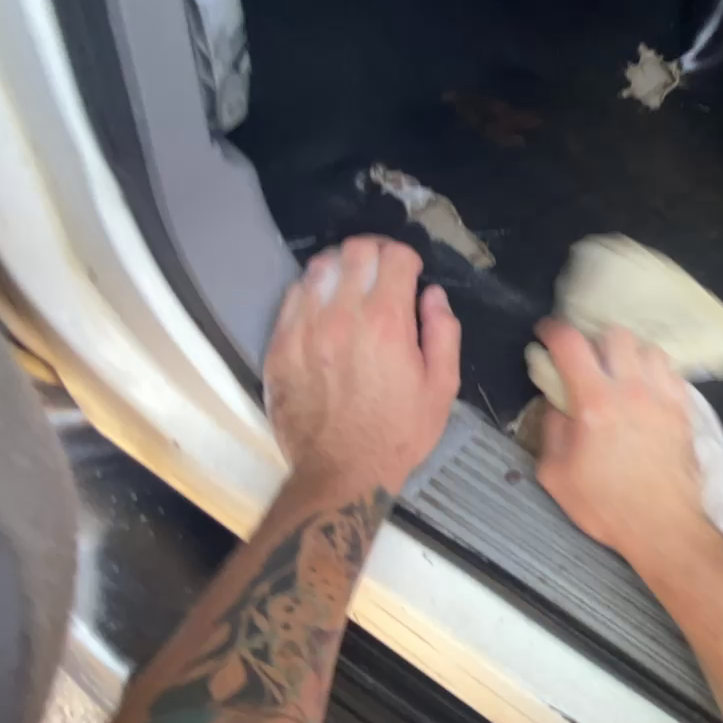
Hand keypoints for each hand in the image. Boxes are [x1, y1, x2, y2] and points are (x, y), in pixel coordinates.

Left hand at [265, 235, 461, 493]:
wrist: (342, 471)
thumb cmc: (400, 432)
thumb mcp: (442, 387)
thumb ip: (443, 333)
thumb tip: (434, 296)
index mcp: (387, 323)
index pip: (393, 257)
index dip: (408, 257)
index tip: (414, 272)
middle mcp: (341, 316)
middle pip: (353, 252)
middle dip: (375, 252)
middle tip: (386, 270)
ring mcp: (303, 328)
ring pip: (318, 267)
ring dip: (342, 267)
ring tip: (355, 285)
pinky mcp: (279, 345)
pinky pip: (292, 297)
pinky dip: (314, 291)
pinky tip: (327, 308)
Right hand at [535, 321, 714, 564]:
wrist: (663, 526)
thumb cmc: (606, 506)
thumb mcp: (556, 475)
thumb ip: (552, 431)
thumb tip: (557, 405)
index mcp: (595, 402)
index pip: (571, 344)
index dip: (553, 330)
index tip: (546, 333)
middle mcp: (632, 390)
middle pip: (616, 335)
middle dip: (595, 339)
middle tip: (586, 357)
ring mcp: (664, 398)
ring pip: (650, 348)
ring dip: (631, 352)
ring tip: (621, 370)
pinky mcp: (685, 411)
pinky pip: (673, 373)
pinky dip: (657, 371)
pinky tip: (648, 388)